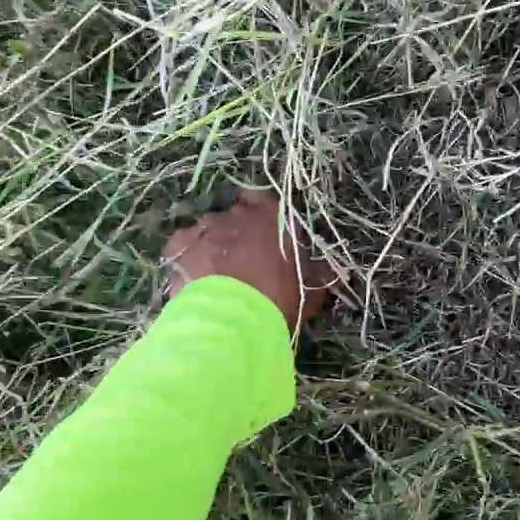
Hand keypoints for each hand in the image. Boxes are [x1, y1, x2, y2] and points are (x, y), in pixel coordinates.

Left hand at [161, 189, 333, 331]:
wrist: (235, 320)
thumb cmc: (280, 300)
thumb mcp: (311, 291)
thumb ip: (321, 277)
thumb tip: (340, 275)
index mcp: (274, 217)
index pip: (263, 198)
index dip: (260, 212)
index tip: (260, 230)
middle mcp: (238, 214)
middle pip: (234, 214)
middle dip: (236, 230)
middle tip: (240, 258)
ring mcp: (206, 227)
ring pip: (207, 228)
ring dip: (210, 243)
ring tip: (213, 272)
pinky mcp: (179, 245)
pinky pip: (181, 244)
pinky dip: (185, 255)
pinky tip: (190, 276)